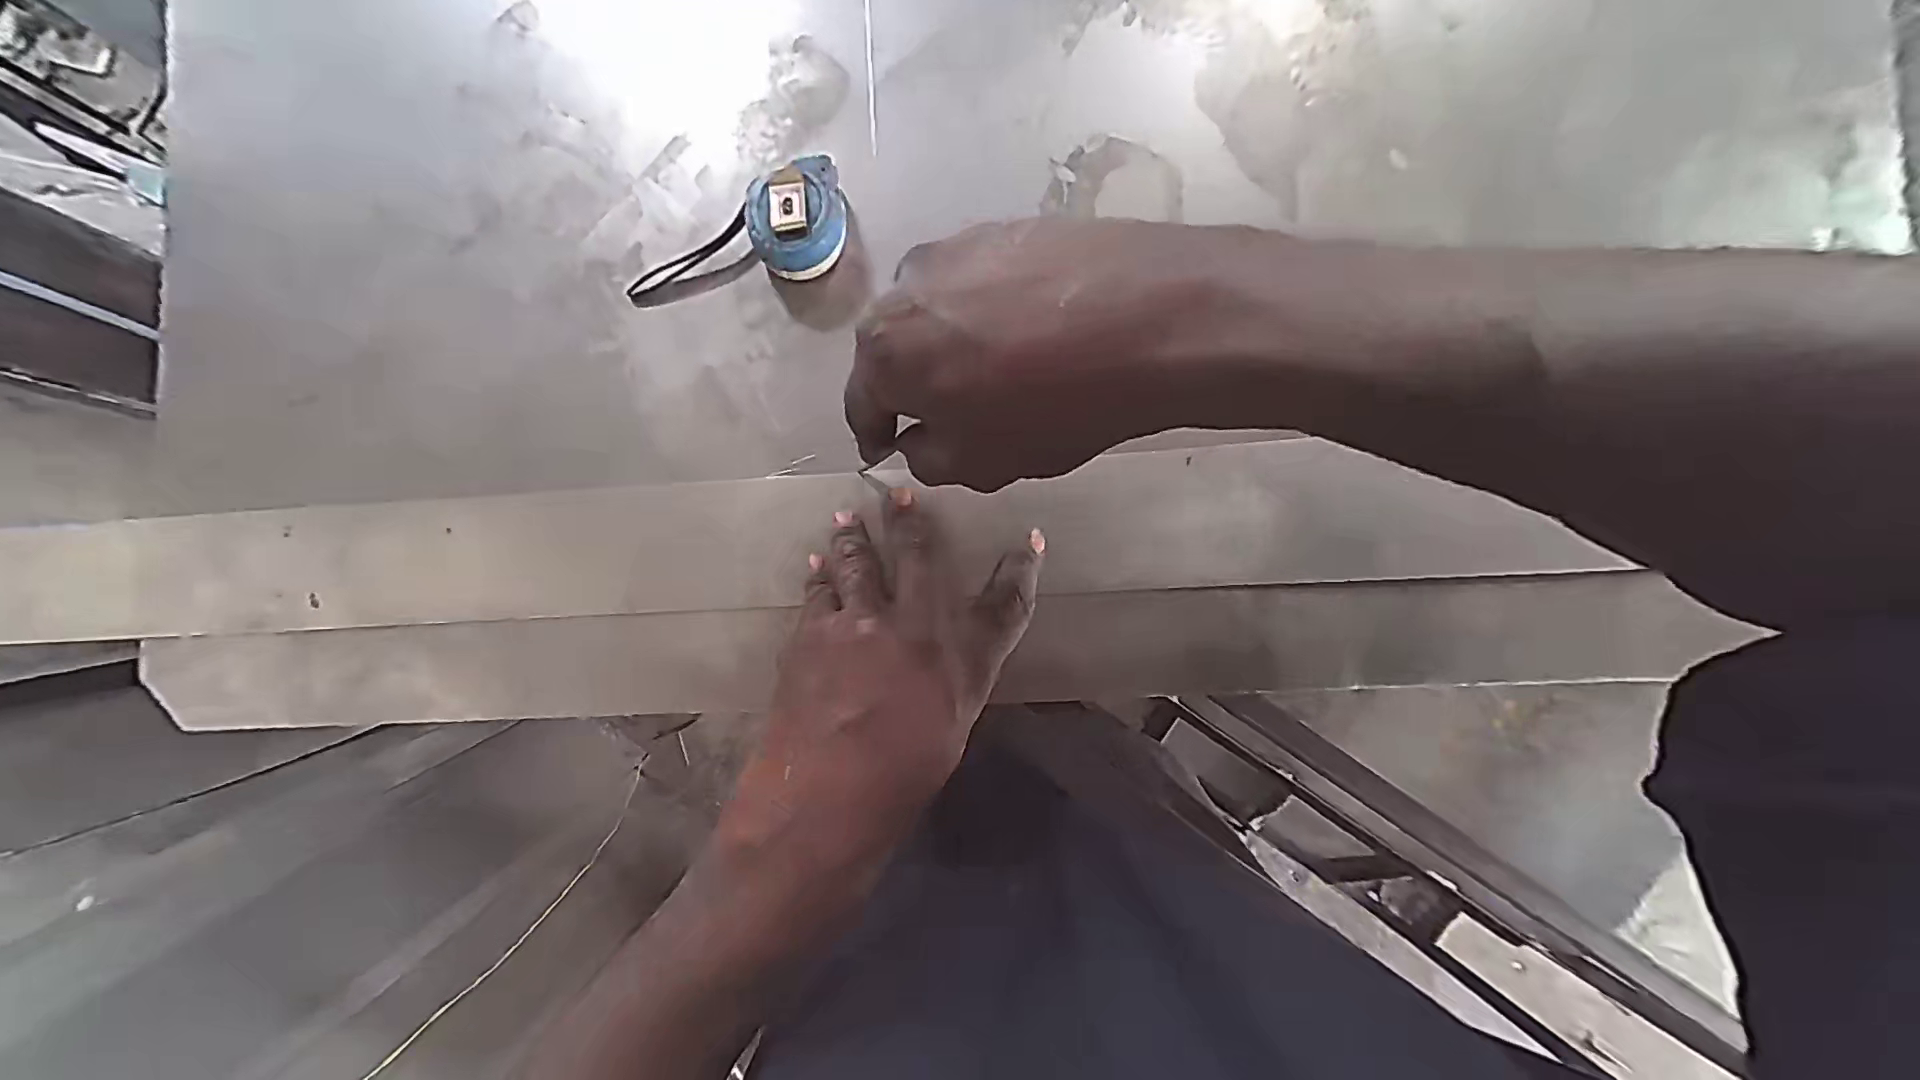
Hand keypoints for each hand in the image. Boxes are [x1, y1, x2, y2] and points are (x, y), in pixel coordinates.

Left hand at [716, 490, 1044, 865]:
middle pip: (919, 559)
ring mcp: (860, 625)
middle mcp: (915, 630)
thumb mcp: (947, 731)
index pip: (1006, 607)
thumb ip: (948, 684)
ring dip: (854, 536)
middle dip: (912, 523)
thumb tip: (936, 661)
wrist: (823, 800)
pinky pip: (819, 591)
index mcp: (961, 664)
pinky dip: (820, 574)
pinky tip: (816, 563)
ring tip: (848, 517)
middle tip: (902, 495)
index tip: (1030, 543)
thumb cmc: (898, 783)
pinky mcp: (814, 633)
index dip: (1022, 572)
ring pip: (858, 562)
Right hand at [847, 218, 1216, 490]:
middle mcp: (904, 287)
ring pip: (933, 313)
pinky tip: (1023, 333)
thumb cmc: (1054, 406)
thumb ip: (925, 456)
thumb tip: (913, 438)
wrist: (1154, 319)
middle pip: (891, 350)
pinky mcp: (1003, 226)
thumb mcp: (980, 462)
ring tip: (991, 369)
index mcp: (884, 351)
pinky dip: (984, 313)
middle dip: (910, 386)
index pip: (860, 403)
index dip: (872, 433)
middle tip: (941, 412)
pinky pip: (976, 285)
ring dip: (946, 344)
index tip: (885, 448)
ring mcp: (955, 247)